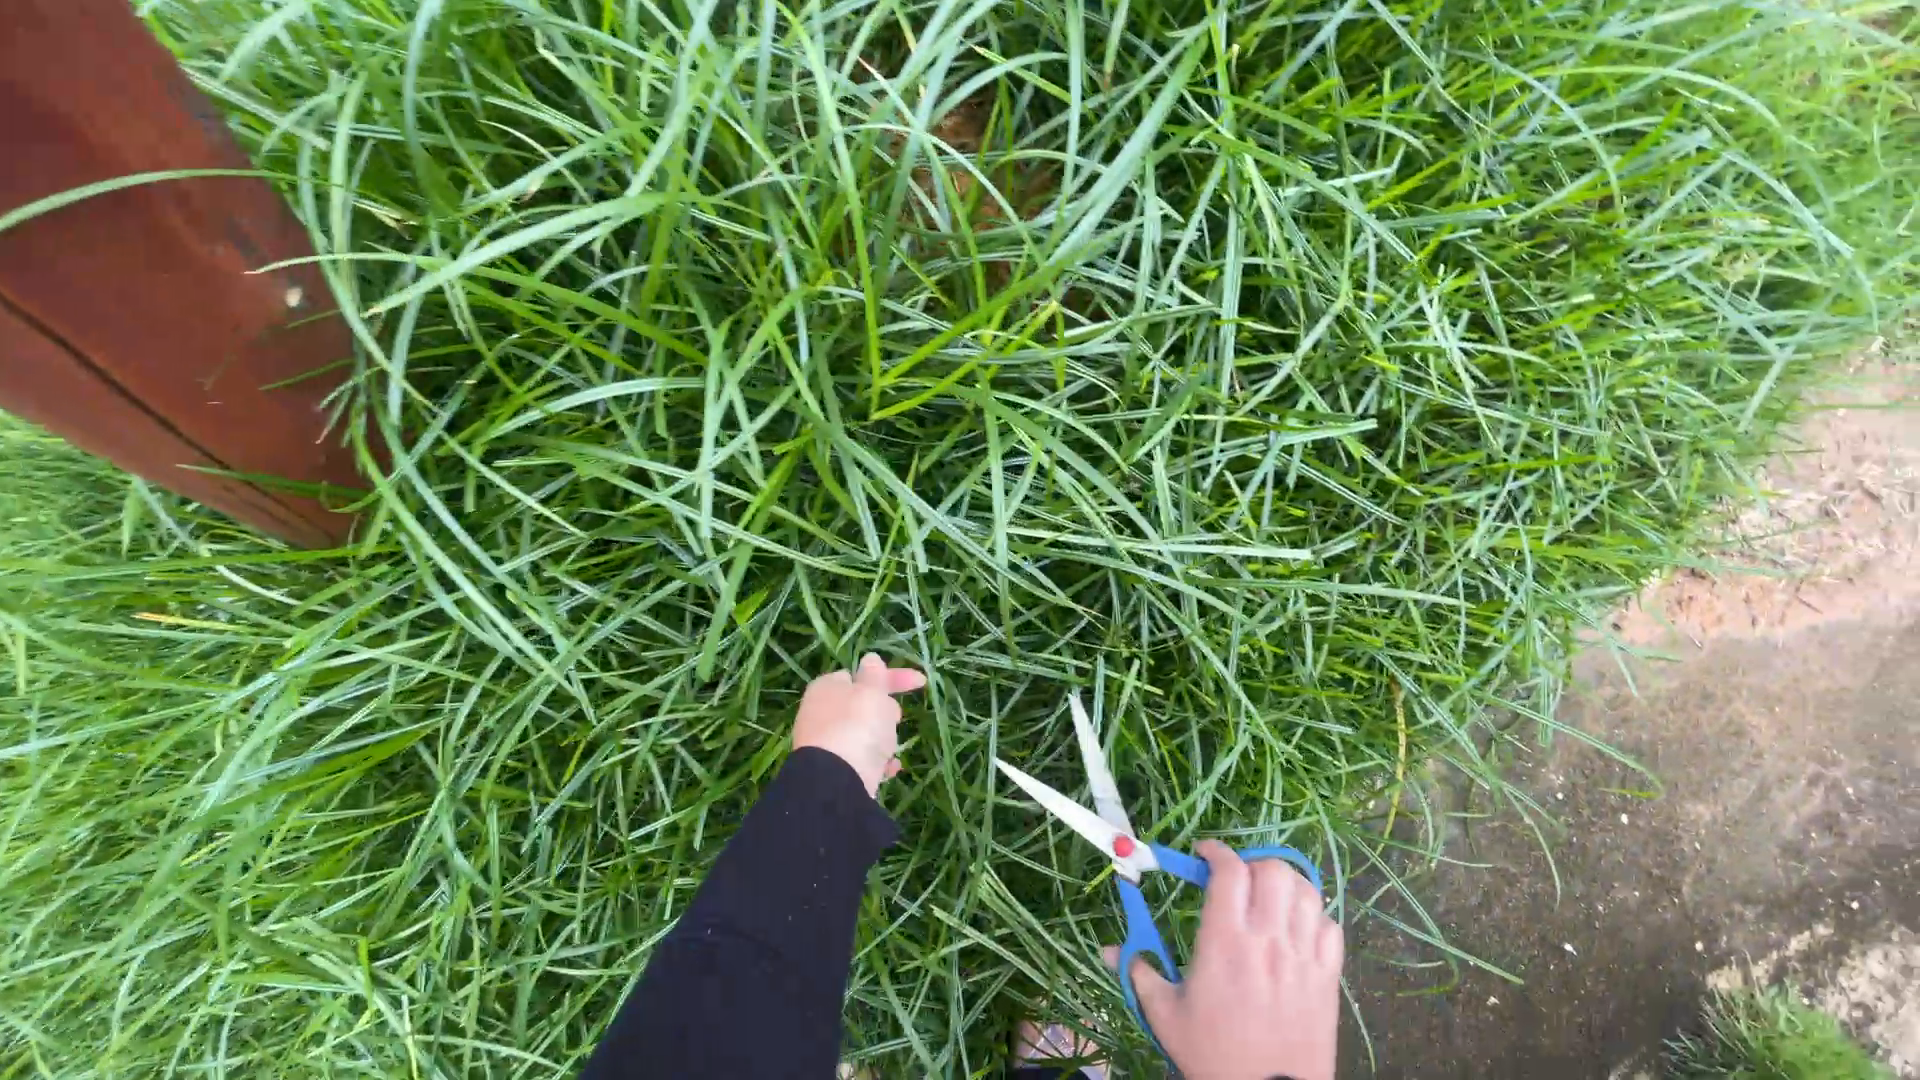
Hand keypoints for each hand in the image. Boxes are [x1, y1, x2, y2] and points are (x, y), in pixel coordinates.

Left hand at [792, 653, 926, 796]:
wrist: (836, 781)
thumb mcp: (872, 692)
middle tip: (894, 718)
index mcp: (827, 687)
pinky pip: (862, 759)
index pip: (863, 674)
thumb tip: (870, 660)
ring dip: (883, 738)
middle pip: (863, 704)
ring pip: (864, 732)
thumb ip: (874, 675)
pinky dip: (877, 761)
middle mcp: (821, 712)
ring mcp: (825, 743)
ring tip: (888, 748)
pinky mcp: (833, 769)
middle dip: (886, 711)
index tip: (921, 682)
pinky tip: (889, 768)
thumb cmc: (857, 726)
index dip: (892, 677)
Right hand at [1131, 841, 1343, 1079]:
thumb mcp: (1166, 1014)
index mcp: (1225, 941)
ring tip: (1267, 895)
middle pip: (1272, 870)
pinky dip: (1315, 916)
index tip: (1203, 854)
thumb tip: (1106, 949)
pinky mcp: (1328, 978)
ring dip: (1285, 884)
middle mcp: (1267, 939)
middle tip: (1236, 878)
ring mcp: (1303, 957)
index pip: (1228, 870)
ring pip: (1306, 892)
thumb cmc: (1212, 1054)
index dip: (1215, 851)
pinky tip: (1296, 927)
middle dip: (1251, 863)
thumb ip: (1138, 972)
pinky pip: (1331, 927)